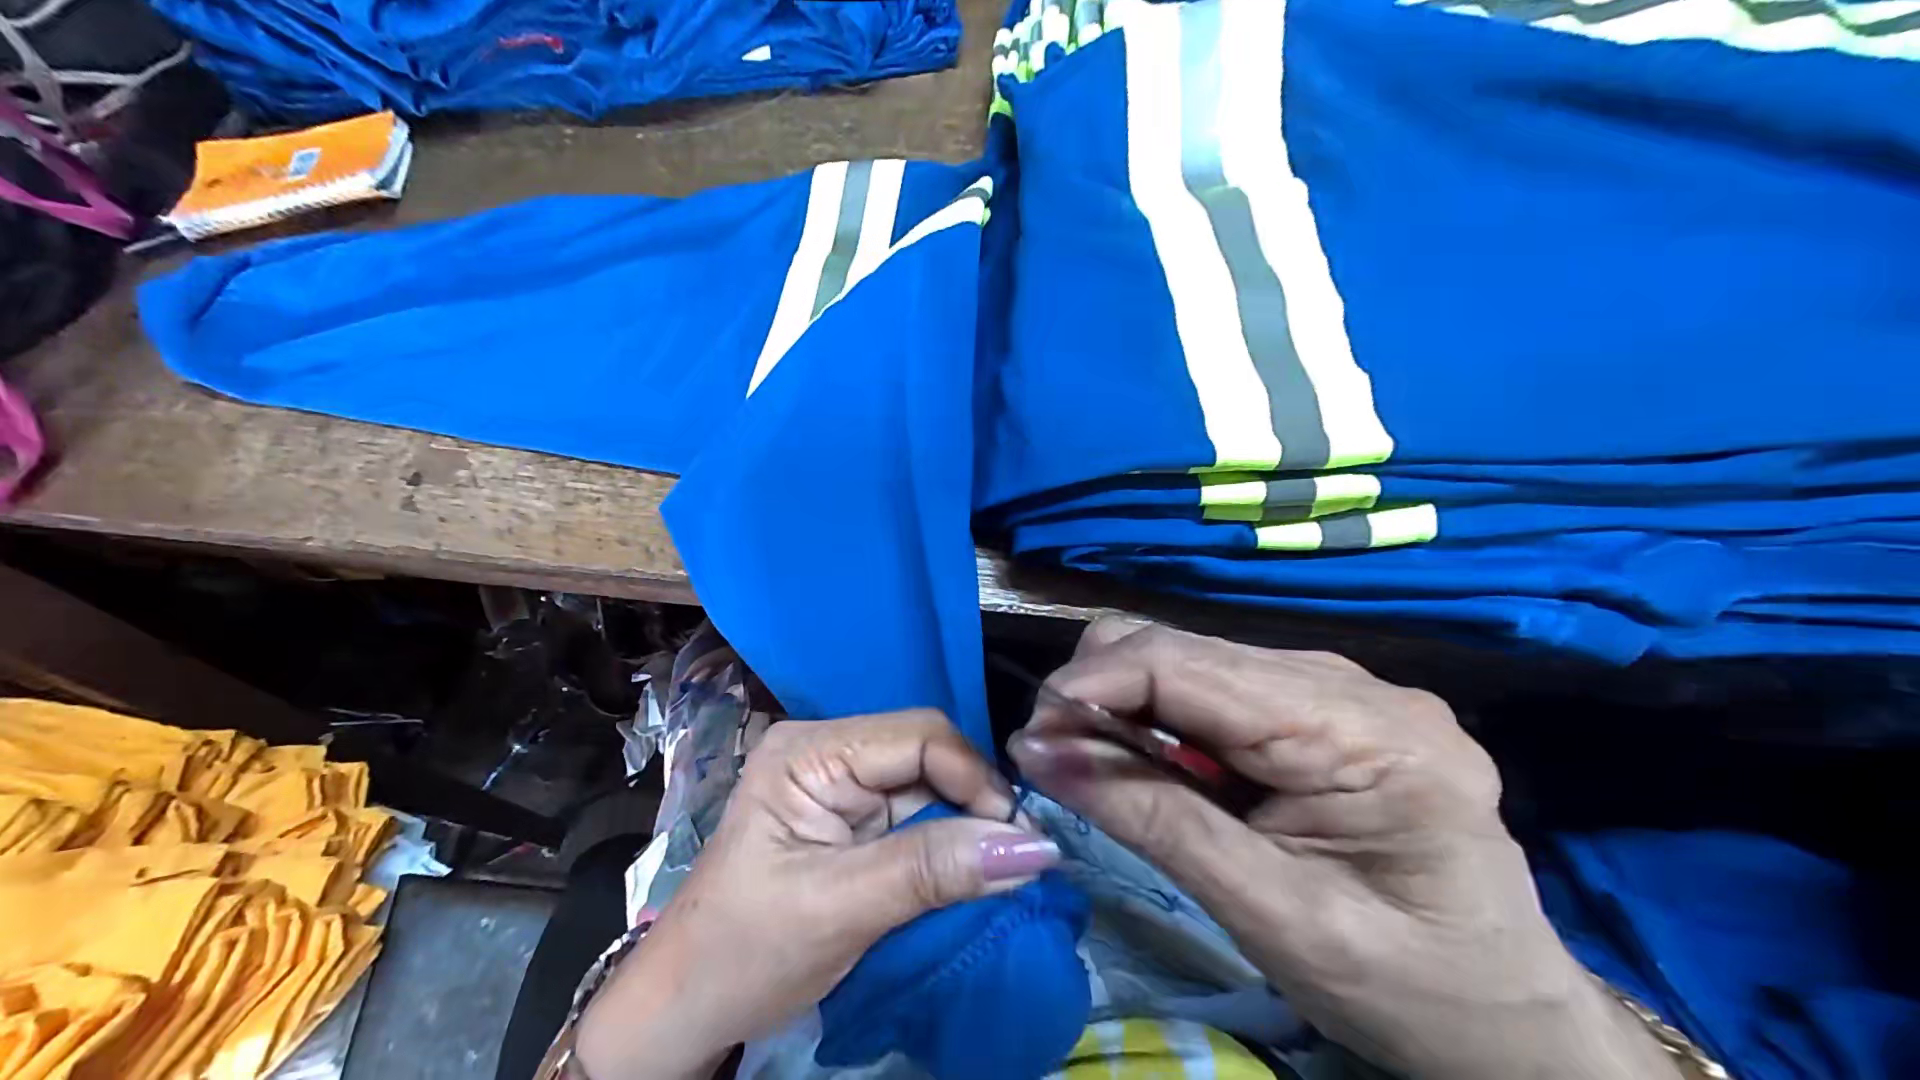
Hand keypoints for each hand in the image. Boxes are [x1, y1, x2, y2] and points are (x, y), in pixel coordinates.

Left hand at [576, 709, 1060, 1079]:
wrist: (686, 1010)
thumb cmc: (744, 952)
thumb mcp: (840, 908)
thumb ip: (933, 870)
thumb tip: (1034, 847)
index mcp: (811, 751)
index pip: (917, 735)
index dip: (974, 776)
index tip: (1017, 837)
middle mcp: (831, 753)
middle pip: (928, 756)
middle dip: (976, 801)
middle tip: (1020, 857)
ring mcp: (843, 788)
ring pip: (931, 788)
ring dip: (970, 825)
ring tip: (1009, 866)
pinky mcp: (854, 823)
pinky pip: (921, 818)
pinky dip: (952, 844)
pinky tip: (977, 869)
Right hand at [1008, 620, 1681, 1079]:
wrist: (1513, 1021)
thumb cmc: (1409, 990)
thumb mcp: (1271, 916)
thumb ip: (1153, 822)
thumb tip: (1040, 753)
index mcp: (1362, 731)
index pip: (1188, 665)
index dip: (1094, 684)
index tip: (1031, 737)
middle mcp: (1350, 683)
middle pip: (1184, 648)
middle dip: (1102, 692)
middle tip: (1057, 761)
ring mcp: (1339, 687)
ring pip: (1190, 660)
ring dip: (1128, 705)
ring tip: (1100, 769)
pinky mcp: (1322, 704)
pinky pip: (1215, 687)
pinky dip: (1164, 719)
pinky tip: (1157, 765)